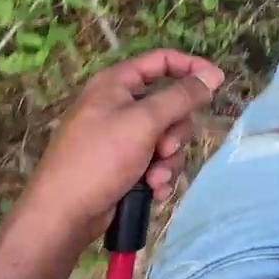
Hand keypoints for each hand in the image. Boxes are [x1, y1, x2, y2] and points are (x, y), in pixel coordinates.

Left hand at [15, 50, 223, 246]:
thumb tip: (214, 74)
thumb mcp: (145, 122)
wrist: (62, 217)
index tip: (217, 82)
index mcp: (116, 84)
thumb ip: (183, 96)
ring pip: (168, 135)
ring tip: (154, 177)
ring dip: (169, 158)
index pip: (162, 61)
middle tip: (165, 147)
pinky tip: (153, 189)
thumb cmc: (99, 159)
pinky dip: (159, 173)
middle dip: (176, 131)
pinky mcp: (124, 163)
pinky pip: (157, 158)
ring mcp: (121, 136)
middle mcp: (118, 105)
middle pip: (170, 103)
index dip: (191, 67)